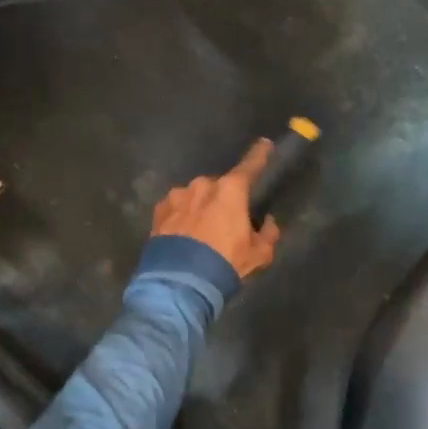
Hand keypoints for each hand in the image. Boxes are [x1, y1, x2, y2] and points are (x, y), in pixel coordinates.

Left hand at [151, 139, 282, 277]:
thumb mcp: (258, 255)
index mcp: (230, 190)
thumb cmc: (225, 264)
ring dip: (200, 208)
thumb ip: (268, 234)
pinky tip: (183, 237)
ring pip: (195, 197)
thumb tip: (269, 223)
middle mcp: (202, 185)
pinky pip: (176, 209)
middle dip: (223, 200)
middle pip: (219, 186)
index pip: (250, 165)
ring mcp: (177, 196)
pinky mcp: (159, 211)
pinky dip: (181, 217)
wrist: (180, 284)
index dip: (260, 155)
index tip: (264, 144)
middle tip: (225, 223)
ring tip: (200, 234)